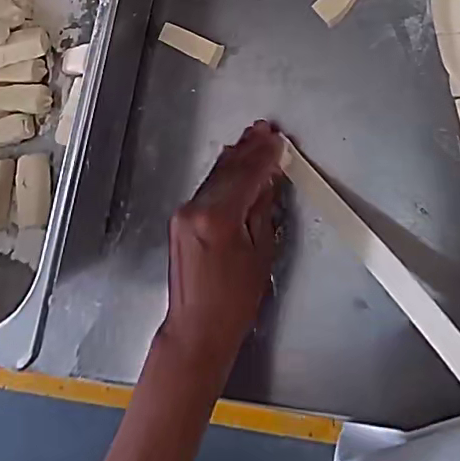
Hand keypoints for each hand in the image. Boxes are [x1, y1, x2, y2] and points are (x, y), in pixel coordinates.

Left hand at [159, 119, 284, 366]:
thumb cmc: (235, 301)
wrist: (196, 331)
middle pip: (228, 169)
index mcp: (218, 217)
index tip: (278, 140)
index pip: (247, 174)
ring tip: (253, 139)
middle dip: (249, 148)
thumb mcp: (261, 252)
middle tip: (266, 129)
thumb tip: (268, 179)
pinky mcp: (180, 220)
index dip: (265, 155)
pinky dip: (224, 175)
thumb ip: (262, 209)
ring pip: (216, 176)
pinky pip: (207, 189)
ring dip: (236, 157)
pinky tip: (234, 164)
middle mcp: (195, 209)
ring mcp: (184, 213)